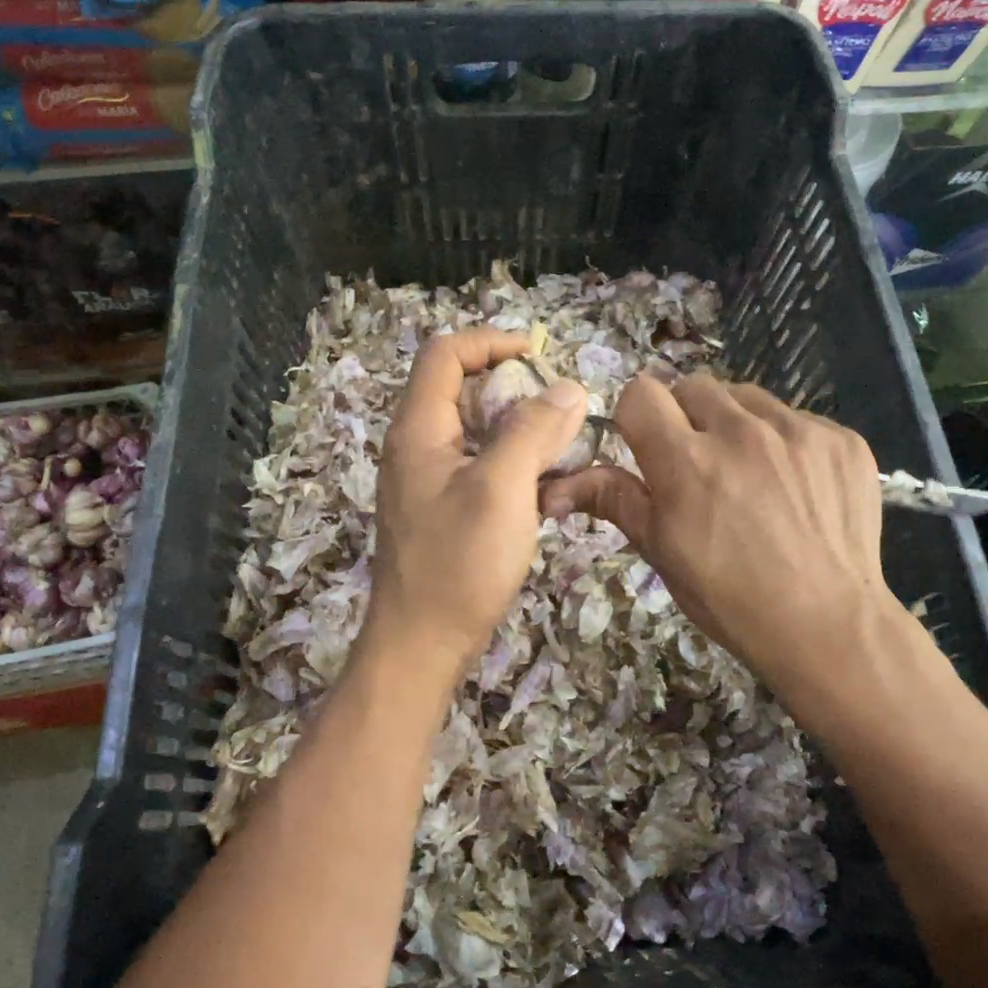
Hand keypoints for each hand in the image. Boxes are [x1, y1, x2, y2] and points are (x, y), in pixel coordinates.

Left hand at [369, 329, 589, 677]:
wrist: (420, 646)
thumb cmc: (458, 564)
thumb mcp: (502, 489)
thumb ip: (533, 432)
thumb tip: (570, 388)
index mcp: (418, 429)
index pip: (445, 354)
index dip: (491, 342)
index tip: (541, 355)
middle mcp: (417, 447)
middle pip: (465, 391)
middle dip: (518, 393)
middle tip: (562, 414)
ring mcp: (429, 481)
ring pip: (479, 434)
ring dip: (523, 436)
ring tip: (563, 458)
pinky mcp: (444, 510)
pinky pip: (482, 470)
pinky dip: (515, 470)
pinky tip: (547, 497)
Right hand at [540, 373, 912, 688]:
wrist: (827, 626)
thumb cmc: (730, 598)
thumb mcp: (662, 550)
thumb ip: (615, 498)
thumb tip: (554, 486)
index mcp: (685, 462)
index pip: (641, 392)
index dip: (637, 416)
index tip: (648, 445)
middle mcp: (740, 432)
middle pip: (693, 387)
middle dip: (686, 417)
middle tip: (698, 464)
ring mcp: (798, 432)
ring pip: (747, 397)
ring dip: (737, 424)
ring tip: (750, 475)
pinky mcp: (842, 439)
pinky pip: (798, 419)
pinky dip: (787, 443)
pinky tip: (795, 489)